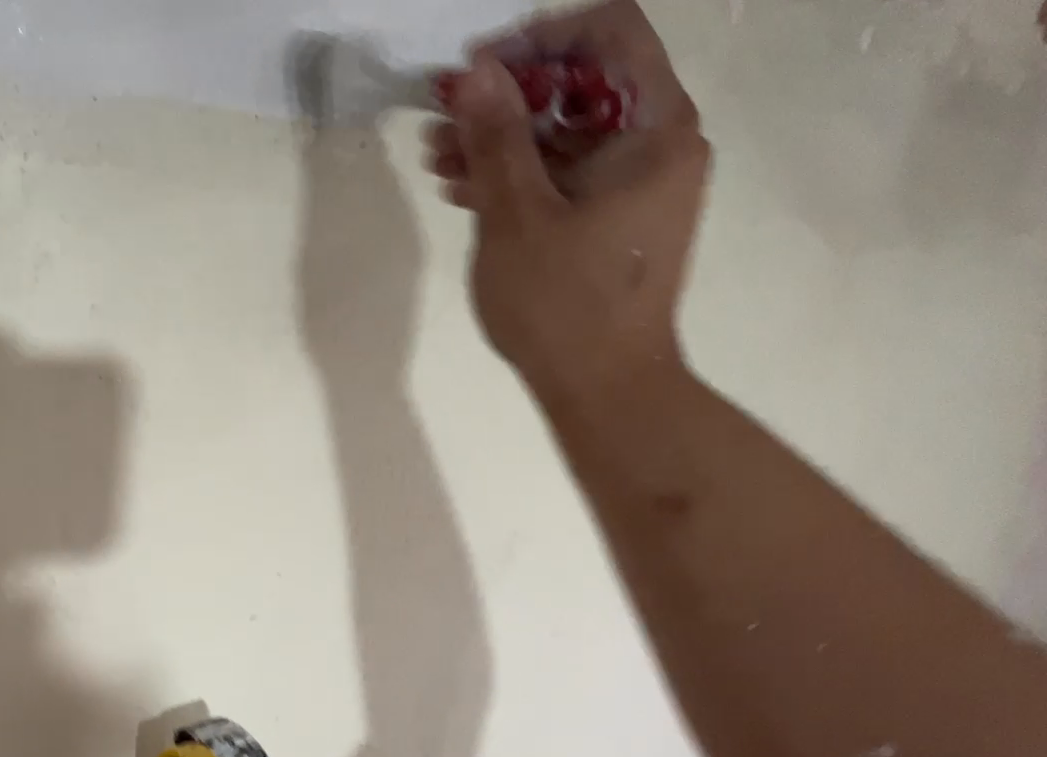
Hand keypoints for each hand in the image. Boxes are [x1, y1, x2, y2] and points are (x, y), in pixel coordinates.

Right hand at [422, 1, 710, 400]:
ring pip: (563, 132)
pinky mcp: (612, 218)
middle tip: (439, 117)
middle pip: (580, 83)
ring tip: (435, 159)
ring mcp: (634, 182)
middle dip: (504, 96)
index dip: (535, 40)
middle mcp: (656, 142)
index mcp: (654, 126)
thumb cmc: (562, 302)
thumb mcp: (517, 216)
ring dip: (499, 139)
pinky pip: (563, 174)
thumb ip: (497, 137)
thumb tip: (476, 71)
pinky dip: (516, 175)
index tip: (474, 73)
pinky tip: (462, 189)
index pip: (607, 34)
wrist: (603, 386)